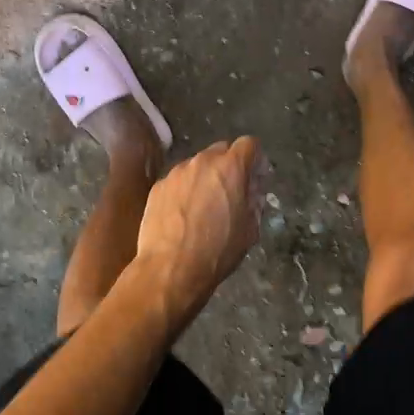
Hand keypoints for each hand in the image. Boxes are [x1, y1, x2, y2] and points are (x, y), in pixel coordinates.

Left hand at [133, 136, 265, 320]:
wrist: (169, 270)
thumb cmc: (216, 252)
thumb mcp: (249, 230)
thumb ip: (255, 202)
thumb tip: (253, 190)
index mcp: (231, 168)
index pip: (249, 144)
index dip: (255, 159)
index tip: (254, 178)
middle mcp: (203, 161)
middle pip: (222, 150)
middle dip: (229, 166)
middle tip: (229, 192)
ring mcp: (177, 172)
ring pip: (198, 165)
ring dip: (205, 178)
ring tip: (202, 207)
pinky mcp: (159, 185)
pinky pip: (178, 180)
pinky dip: (184, 190)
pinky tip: (182, 216)